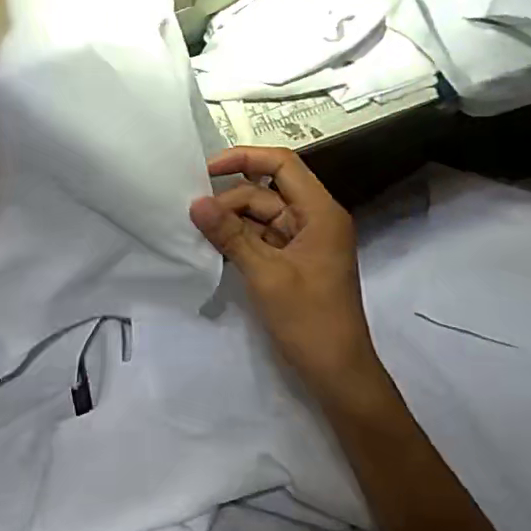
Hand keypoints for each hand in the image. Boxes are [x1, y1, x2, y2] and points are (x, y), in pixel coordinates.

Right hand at [189, 146, 381, 390]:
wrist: (336, 371)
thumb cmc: (309, 319)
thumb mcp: (265, 274)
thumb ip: (230, 235)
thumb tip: (195, 203)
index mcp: (320, 212)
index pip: (282, 164)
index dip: (244, 158)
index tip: (206, 170)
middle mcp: (314, 219)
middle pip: (266, 192)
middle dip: (230, 199)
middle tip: (194, 215)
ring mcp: (304, 242)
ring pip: (261, 216)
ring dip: (231, 220)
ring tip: (197, 230)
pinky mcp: (293, 262)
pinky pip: (262, 238)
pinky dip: (239, 239)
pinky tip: (213, 245)